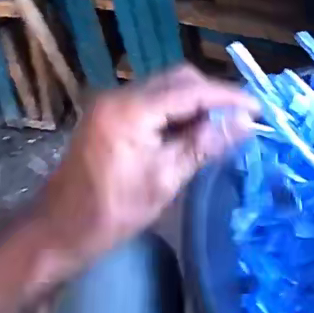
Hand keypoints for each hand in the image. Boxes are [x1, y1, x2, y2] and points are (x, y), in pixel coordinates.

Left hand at [34, 65, 255, 263]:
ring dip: (196, 103)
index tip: (258, 108)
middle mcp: (121, 95)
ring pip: (167, 88)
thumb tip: (245, 123)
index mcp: (131, 110)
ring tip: (221, 129)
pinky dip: (177, 112)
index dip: (228, 97)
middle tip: (241, 120)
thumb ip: (205, 145)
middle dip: (213, 96)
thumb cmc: (110, 213)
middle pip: (179, 80)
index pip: (191, 91)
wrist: (55, 232)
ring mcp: (113, 103)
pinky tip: (192, 133)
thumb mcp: (164, 180)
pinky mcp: (111, 115)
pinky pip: (154, 101)